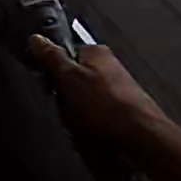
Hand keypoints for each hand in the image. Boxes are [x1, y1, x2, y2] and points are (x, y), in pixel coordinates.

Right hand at [27, 35, 175, 157]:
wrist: (145, 143)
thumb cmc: (103, 105)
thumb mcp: (69, 78)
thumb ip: (50, 57)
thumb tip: (35, 37)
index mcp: (97, 52)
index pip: (64, 53)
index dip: (53, 68)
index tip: (49, 84)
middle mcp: (109, 68)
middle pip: (72, 80)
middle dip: (65, 98)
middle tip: (67, 110)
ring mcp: (118, 92)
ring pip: (82, 103)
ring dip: (76, 117)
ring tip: (80, 128)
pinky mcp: (123, 115)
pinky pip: (95, 119)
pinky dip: (90, 129)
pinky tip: (92, 138)